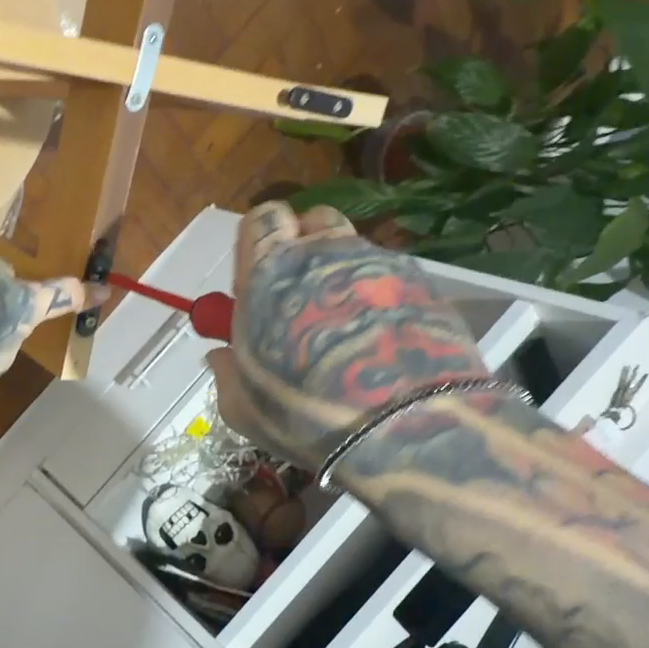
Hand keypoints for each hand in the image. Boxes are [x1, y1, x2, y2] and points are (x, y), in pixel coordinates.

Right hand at [205, 202, 488, 467]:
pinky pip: (391, 278)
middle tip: (297, 291)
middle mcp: (324, 253)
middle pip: (313, 221)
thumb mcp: (241, 404)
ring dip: (342, 272)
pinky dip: (381, 297)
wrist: (405, 428)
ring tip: (342, 322)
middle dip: (304, 245)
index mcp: (268, 271)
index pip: (262, 218)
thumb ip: (227, 371)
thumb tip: (222, 355)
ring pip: (355, 249)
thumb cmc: (302, 410)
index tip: (257, 274)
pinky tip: (380, 340)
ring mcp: (380, 265)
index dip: (260, 239)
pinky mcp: (426, 287)